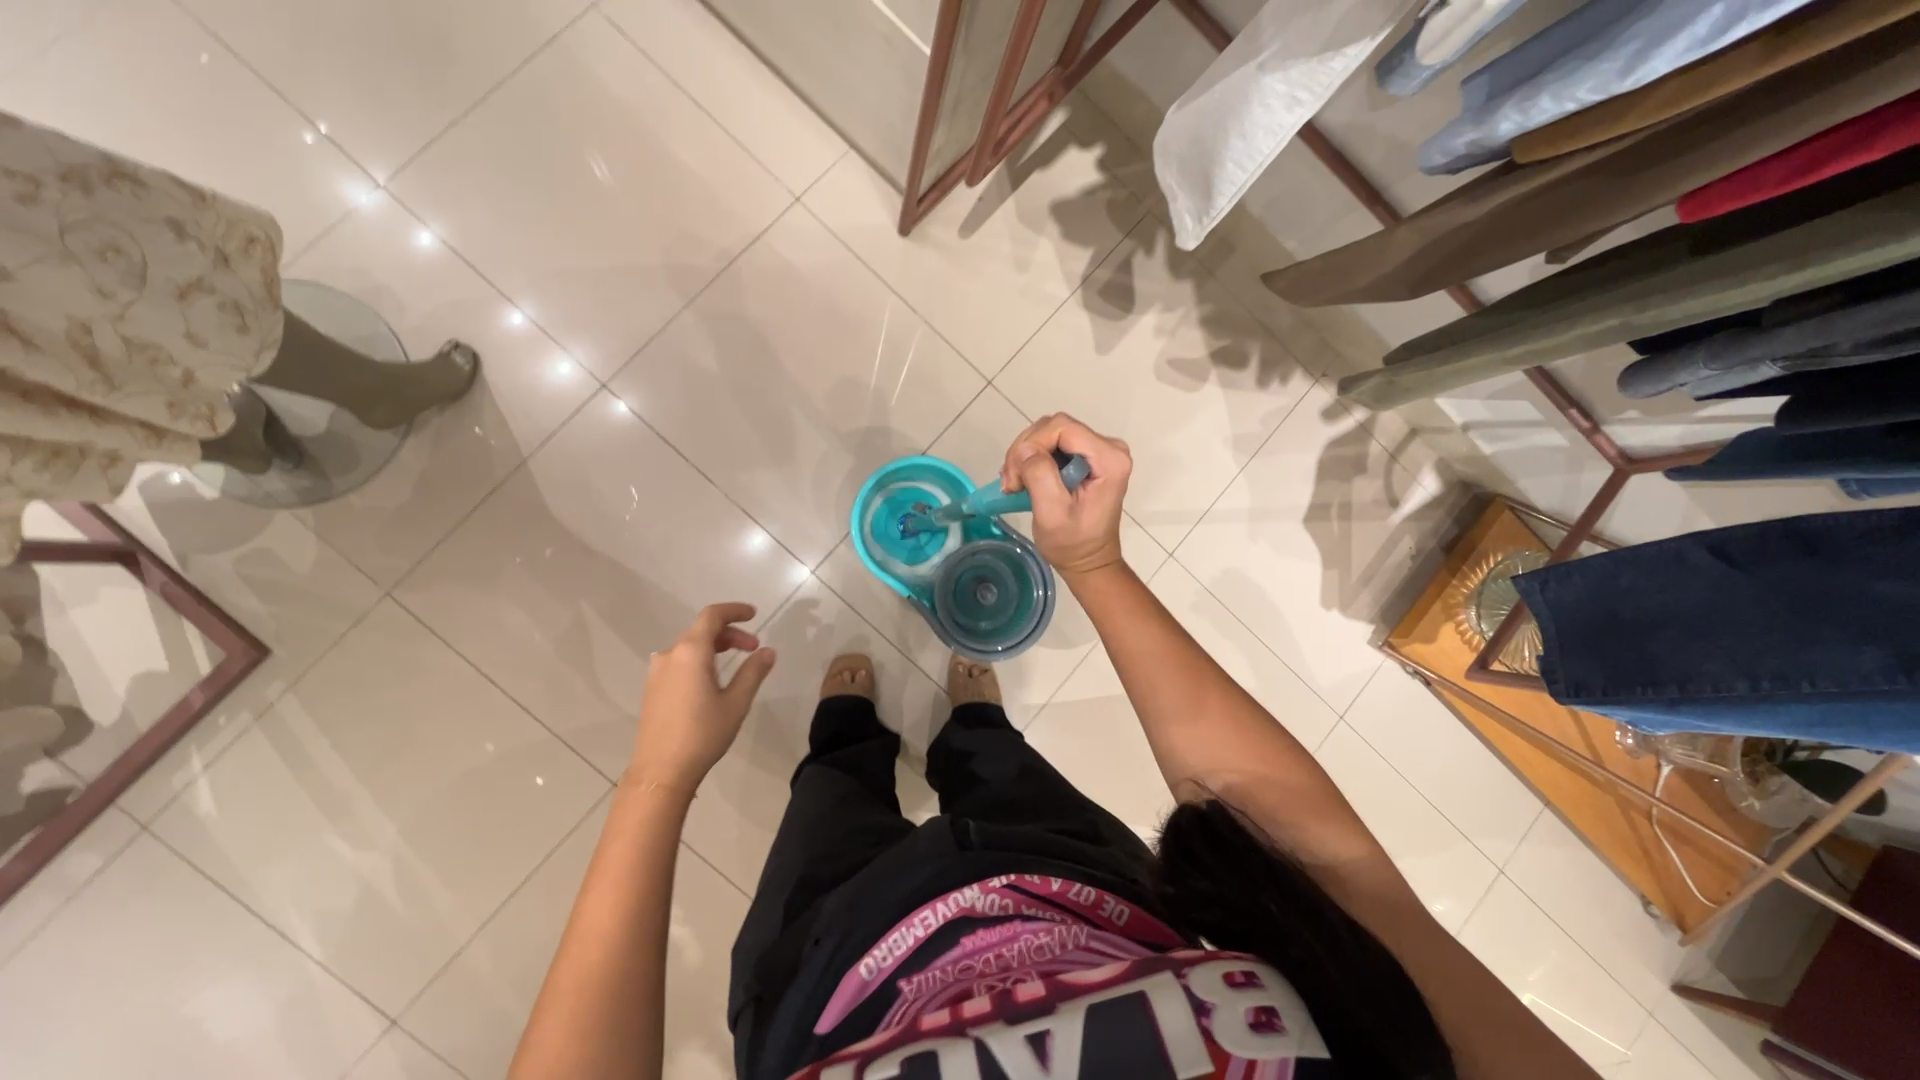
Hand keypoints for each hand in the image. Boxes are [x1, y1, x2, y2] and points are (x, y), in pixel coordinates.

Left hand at [632, 603, 776, 793]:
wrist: (662, 770)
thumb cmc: (703, 734)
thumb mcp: (736, 703)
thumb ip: (753, 672)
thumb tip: (768, 651)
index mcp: (690, 652)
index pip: (712, 616)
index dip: (734, 611)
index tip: (754, 614)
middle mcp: (670, 655)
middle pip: (701, 630)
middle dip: (730, 634)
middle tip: (754, 648)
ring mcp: (657, 672)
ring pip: (690, 647)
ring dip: (715, 647)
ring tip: (736, 663)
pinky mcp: (653, 688)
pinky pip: (680, 662)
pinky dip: (700, 660)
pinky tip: (713, 680)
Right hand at [999, 413, 1131, 578]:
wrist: (1089, 560)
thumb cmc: (1073, 544)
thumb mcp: (1051, 514)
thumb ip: (1040, 475)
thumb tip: (1025, 448)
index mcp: (1109, 459)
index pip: (1062, 428)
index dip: (1032, 444)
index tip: (1016, 477)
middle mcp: (1109, 447)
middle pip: (1054, 428)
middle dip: (1025, 451)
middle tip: (1011, 483)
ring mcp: (1099, 450)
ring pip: (1049, 434)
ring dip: (1025, 456)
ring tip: (1015, 485)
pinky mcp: (1088, 456)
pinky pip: (1053, 444)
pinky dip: (1033, 459)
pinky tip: (1023, 480)